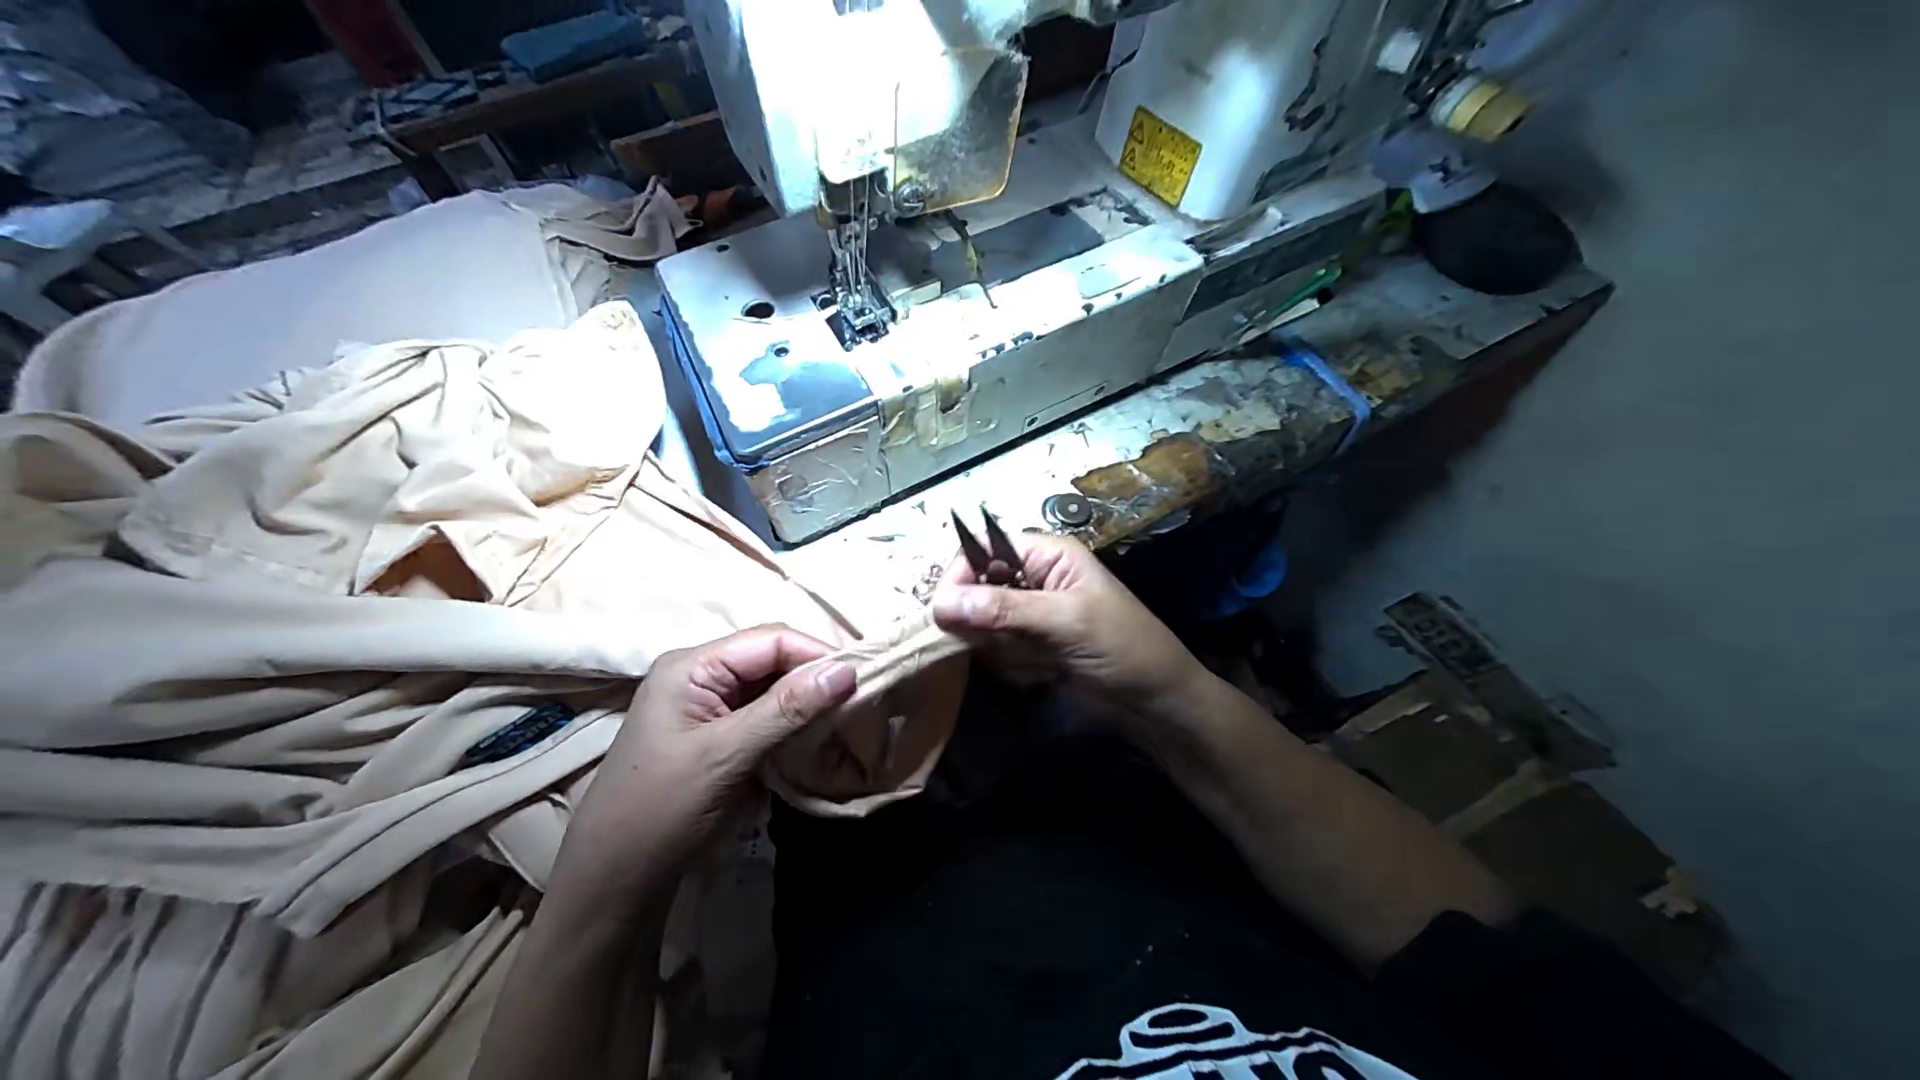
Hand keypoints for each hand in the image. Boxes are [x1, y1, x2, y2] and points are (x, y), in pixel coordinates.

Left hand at [550, 625, 857, 903]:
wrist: (617, 876)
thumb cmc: (663, 808)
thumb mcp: (727, 755)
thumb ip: (787, 709)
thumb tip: (848, 670)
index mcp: (693, 666)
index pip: (771, 640)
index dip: (818, 653)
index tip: (862, 678)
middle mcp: (703, 674)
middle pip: (774, 657)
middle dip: (816, 675)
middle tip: (860, 698)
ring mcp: (712, 703)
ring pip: (775, 684)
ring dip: (809, 698)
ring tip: (847, 714)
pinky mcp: (722, 731)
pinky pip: (768, 711)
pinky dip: (796, 720)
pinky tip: (819, 733)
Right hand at [930, 534, 1211, 728]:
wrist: (1155, 701)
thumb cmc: (1121, 646)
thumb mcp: (1066, 621)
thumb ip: (1004, 609)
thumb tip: (942, 602)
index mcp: (1047, 555)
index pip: (984, 550)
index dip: (961, 575)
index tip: (943, 610)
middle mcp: (1033, 579)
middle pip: (977, 590)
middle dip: (989, 624)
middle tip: (1016, 643)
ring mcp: (1030, 616)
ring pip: (984, 627)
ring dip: (1008, 651)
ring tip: (1045, 660)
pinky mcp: (1030, 648)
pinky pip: (999, 654)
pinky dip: (1017, 667)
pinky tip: (1049, 673)